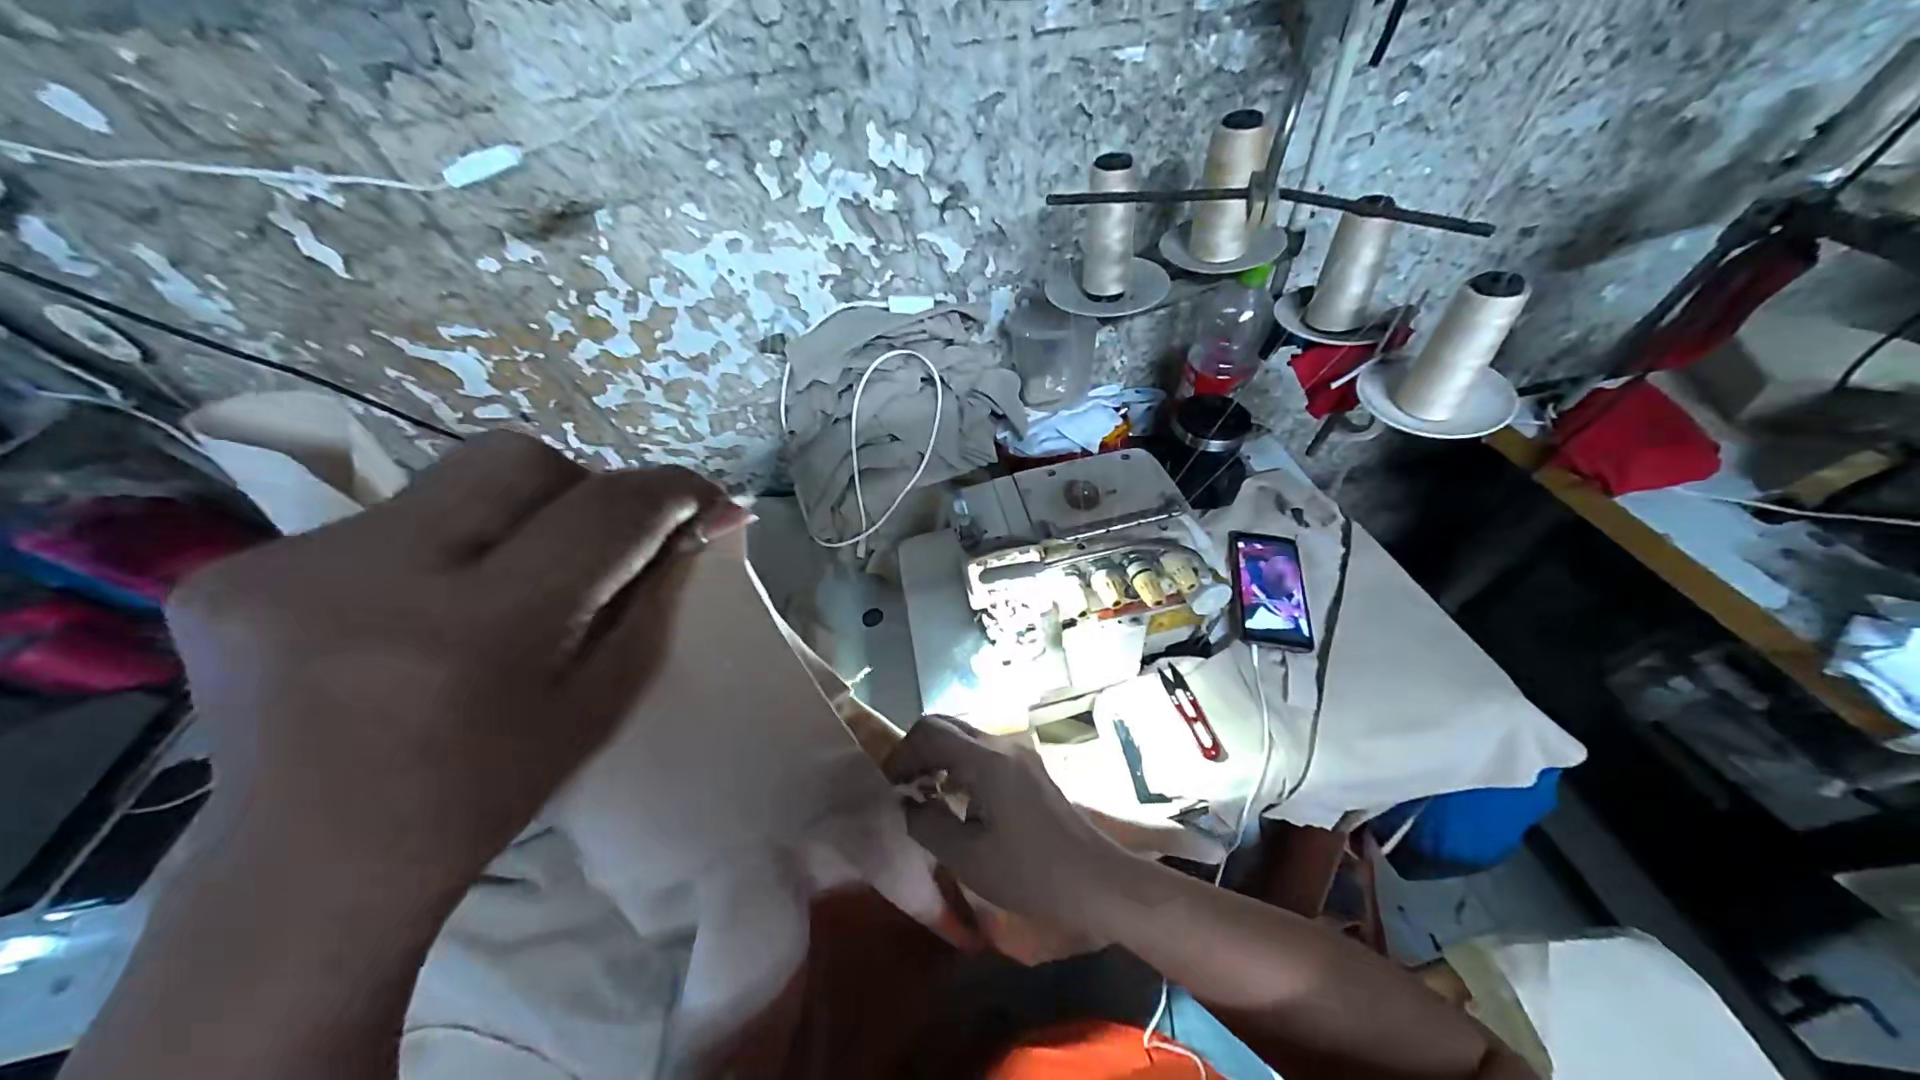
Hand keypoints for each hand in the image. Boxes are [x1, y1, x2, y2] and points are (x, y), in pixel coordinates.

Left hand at [166, 432, 748, 892]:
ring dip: (509, 516)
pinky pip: (387, 516)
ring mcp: (285, 567)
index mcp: (477, 637)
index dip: (668, 492)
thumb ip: (656, 595)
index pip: (601, 513)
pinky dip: (437, 545)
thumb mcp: (602, 698)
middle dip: (582, 489)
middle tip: (597, 544)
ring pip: (453, 479)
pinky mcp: (232, 568)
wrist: (313, 866)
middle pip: (520, 460)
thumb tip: (707, 517)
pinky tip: (425, 606)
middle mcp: (371, 581)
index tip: (704, 499)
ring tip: (507, 580)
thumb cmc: (489, 793)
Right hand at [882, 716, 1129, 929]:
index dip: (902, 754)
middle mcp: (1003, 745)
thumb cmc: (1030, 873)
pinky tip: (960, 801)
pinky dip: (962, 765)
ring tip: (930, 798)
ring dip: (941, 757)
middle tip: (907, 789)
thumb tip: (908, 801)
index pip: (929, 731)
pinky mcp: (1030, 769)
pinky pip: (984, 752)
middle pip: (947, 725)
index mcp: (986, 760)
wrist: (1096, 880)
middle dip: (919, 751)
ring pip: (966, 737)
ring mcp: (1020, 754)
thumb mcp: (967, 857)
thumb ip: (927, 824)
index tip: (893, 788)